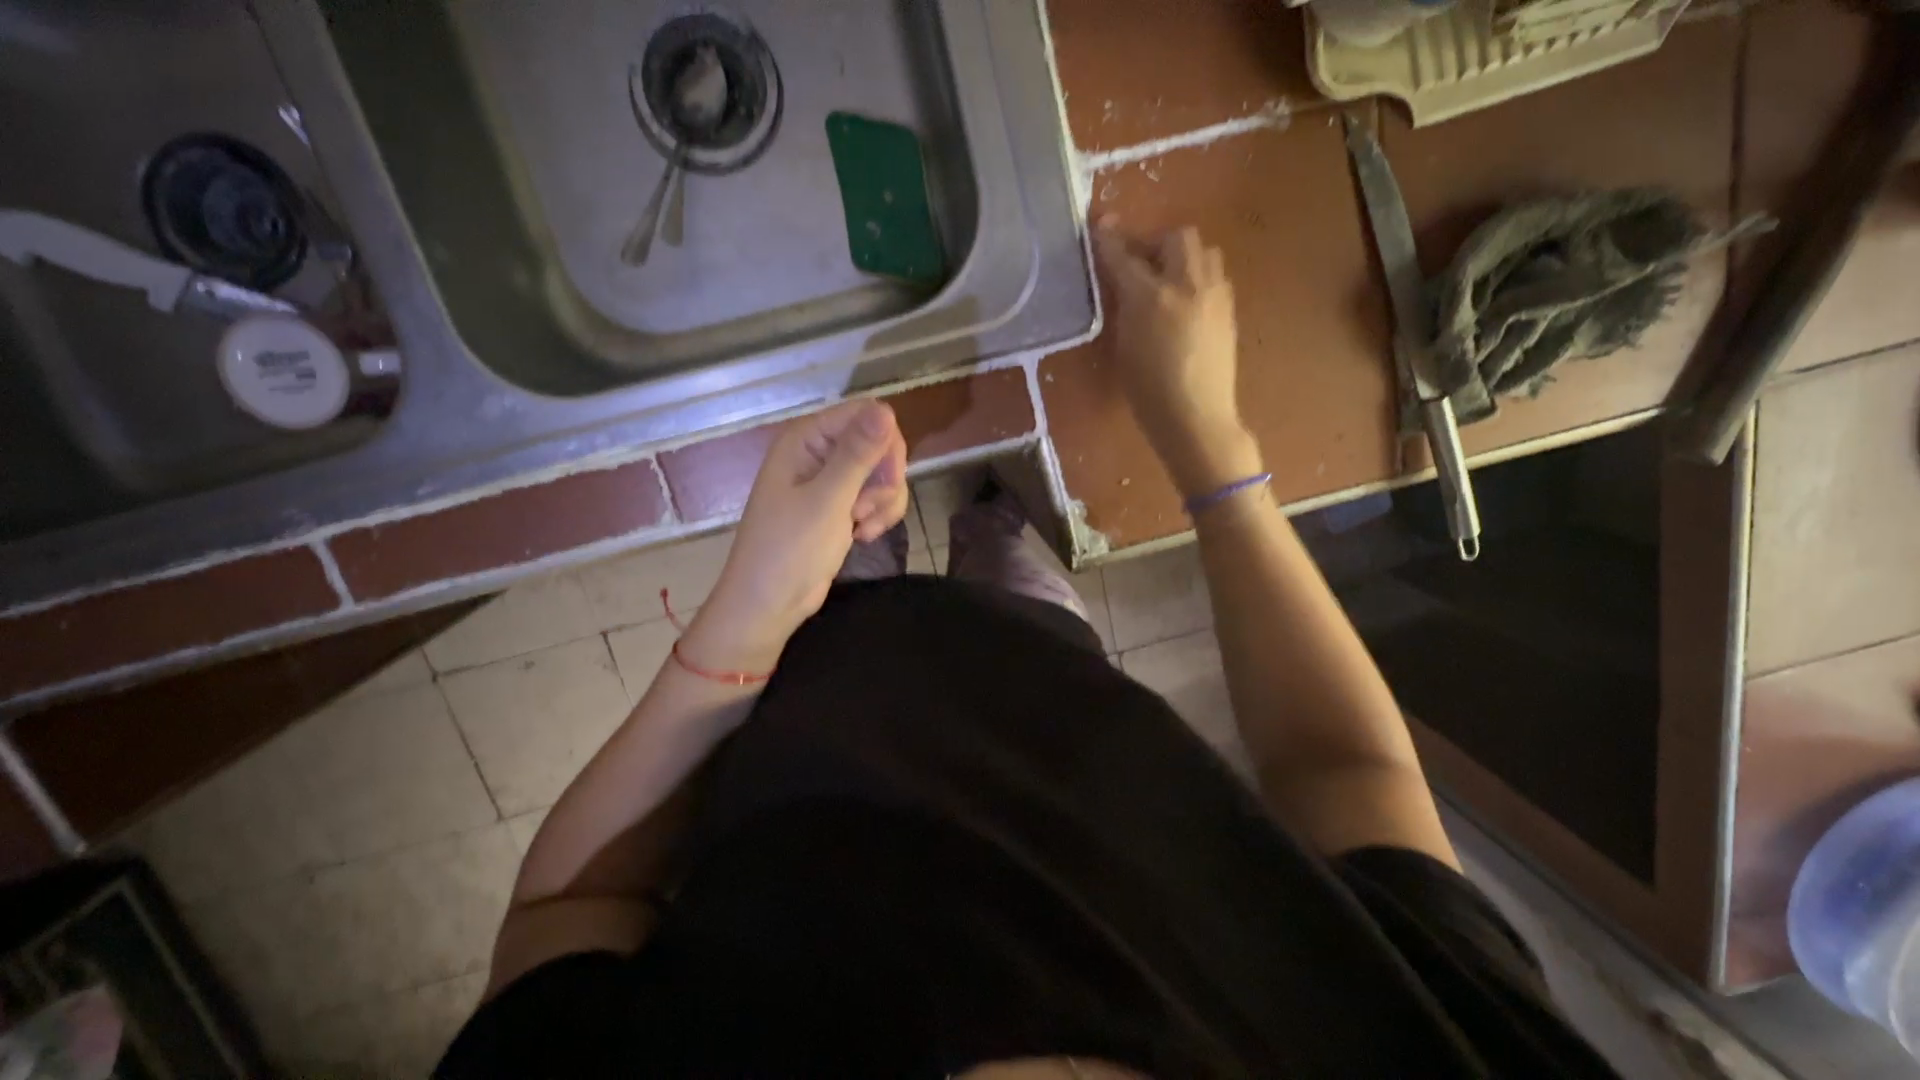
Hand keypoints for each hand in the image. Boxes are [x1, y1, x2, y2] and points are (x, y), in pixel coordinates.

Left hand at [683, 400, 909, 673]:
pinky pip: (875, 497)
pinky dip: (878, 515)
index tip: (888, 480)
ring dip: (884, 501)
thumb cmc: (789, 550)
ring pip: (882, 473)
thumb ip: (858, 454)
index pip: (865, 414)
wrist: (768, 604)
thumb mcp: (828, 500)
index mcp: (806, 439)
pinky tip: (863, 536)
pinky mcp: (838, 506)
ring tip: (863, 527)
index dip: (885, 444)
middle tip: (867, 510)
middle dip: (885, 478)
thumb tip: (886, 409)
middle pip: (879, 443)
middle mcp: (818, 452)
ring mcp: (828, 480)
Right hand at [1093, 219, 1262, 496]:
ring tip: (1168, 281)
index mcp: (1151, 296)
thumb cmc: (1148, 391)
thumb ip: (1124, 305)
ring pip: (1203, 251)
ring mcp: (1214, 295)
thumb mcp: (1124, 344)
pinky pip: (1214, 276)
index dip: (1109, 239)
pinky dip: (1198, 278)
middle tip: (1142, 262)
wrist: (1196, 417)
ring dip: (1183, 257)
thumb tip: (1124, 281)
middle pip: (1177, 237)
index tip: (1100, 225)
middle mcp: (1187, 285)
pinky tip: (1187, 303)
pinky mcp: (1229, 310)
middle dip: (1156, 243)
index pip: (1124, 256)